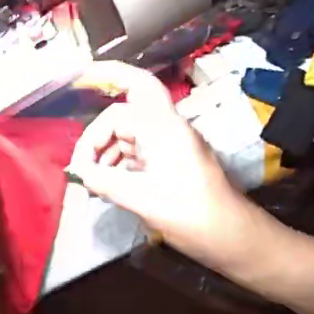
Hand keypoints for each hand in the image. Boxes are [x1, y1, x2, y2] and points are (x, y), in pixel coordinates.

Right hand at [69, 63, 282, 277]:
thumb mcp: (143, 199)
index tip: (80, 77)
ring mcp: (170, 145)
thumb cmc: (194, 216)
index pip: (135, 88)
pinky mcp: (170, 162)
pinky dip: (116, 164)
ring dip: (104, 154)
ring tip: (92, 182)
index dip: (110, 73)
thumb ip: (105, 182)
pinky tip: (106, 185)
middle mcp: (167, 129)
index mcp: (164, 128)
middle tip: (80, 168)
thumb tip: (78, 173)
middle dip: (96, 138)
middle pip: (122, 116)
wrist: (235, 240)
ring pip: (126, 135)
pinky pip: (135, 152)